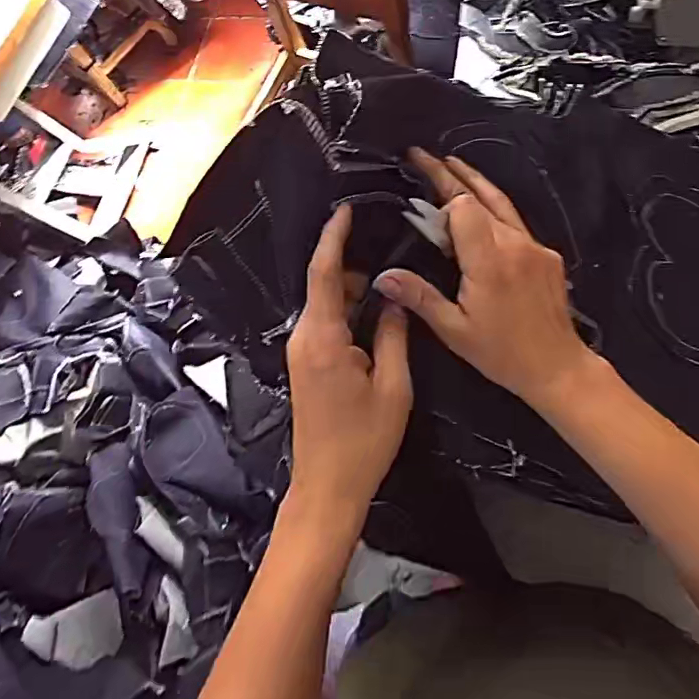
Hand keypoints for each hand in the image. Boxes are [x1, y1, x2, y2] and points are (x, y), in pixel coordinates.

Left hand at [284, 206, 412, 522]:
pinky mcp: (307, 363)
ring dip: (353, 288)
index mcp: (323, 339)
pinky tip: (376, 309)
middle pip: (324, 284)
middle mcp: (305, 338)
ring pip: (326, 303)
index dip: (333, 238)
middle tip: (390, 246)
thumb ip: (394, 335)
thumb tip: (396, 297)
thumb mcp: (393, 385)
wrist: (327, 488)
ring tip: (390, 276)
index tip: (346, 210)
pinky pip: (326, 322)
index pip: (322, 274)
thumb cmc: (363, 442)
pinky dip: (348, 308)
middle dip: (353, 263)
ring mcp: (302, 351)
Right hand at [376, 149, 602, 412]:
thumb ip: (419, 297)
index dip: (441, 204)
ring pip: (501, 202)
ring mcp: (534, 246)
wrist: (558, 366)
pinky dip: (494, 209)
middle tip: (421, 156)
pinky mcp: (546, 254)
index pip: (464, 207)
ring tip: (451, 163)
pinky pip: (515, 222)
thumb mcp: (455, 330)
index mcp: (489, 261)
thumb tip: (383, 276)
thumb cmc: (502, 353)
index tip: (424, 213)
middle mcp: (514, 245)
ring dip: (474, 182)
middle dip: (449, 175)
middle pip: (479, 197)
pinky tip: (482, 210)